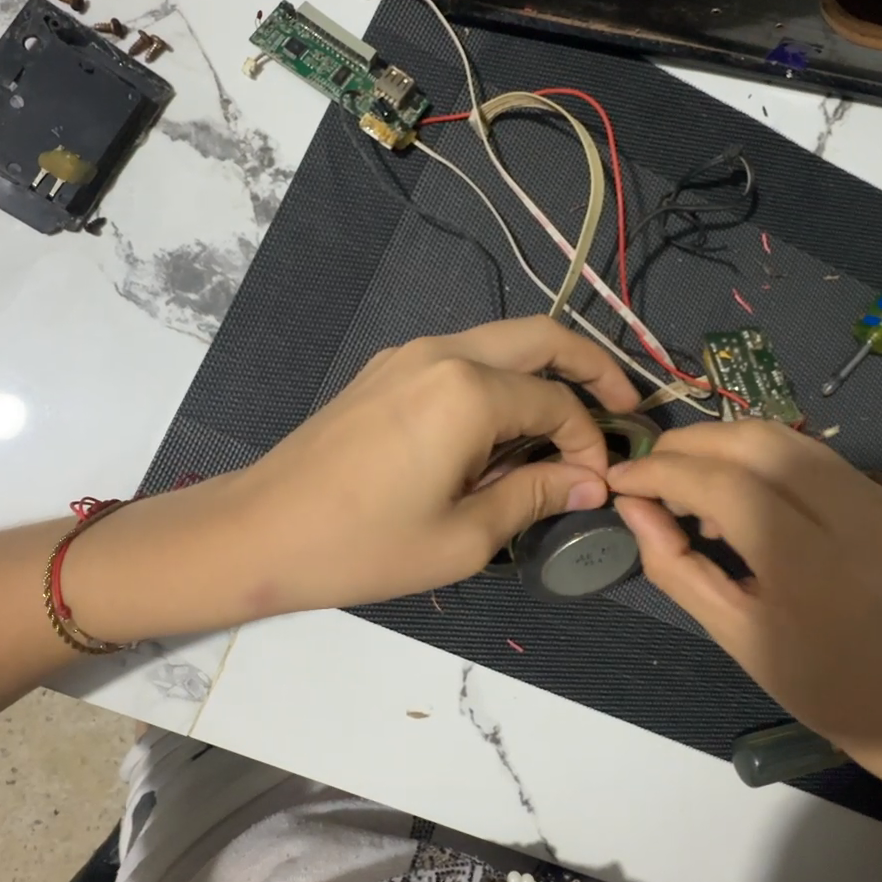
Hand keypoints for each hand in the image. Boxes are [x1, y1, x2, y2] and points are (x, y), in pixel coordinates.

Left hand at [68, 318, 637, 638]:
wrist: (258, 530)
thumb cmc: (364, 545)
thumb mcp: (464, 538)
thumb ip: (536, 497)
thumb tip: (591, 481)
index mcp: (469, 391)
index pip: (557, 402)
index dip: (589, 441)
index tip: (598, 483)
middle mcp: (444, 351)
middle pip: (542, 336)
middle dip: (592, 366)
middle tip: (623, 407)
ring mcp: (410, 353)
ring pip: (502, 340)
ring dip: (544, 372)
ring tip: (566, 425)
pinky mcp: (388, 368)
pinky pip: (464, 358)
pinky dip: (501, 380)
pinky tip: (503, 430)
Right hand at [606, 421, 881, 771]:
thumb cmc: (814, 681)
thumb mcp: (732, 635)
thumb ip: (675, 565)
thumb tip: (632, 506)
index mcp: (812, 569)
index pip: (725, 486)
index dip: (662, 473)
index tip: (620, 479)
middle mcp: (851, 517)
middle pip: (754, 441)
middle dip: (687, 446)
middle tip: (650, 475)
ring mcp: (875, 497)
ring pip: (779, 434)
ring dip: (719, 446)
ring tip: (690, 489)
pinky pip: (803, 451)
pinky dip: (754, 457)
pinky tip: (737, 496)